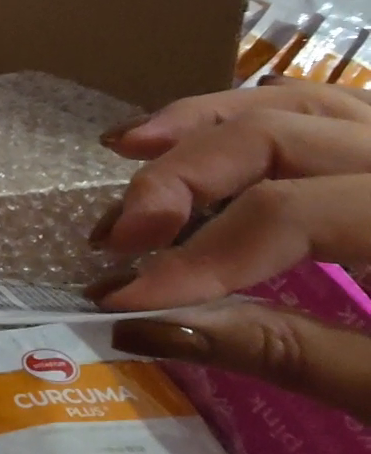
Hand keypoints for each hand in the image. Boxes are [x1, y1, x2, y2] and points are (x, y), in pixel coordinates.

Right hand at [93, 79, 370, 421]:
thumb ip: (285, 352)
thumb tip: (137, 325)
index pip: (289, 216)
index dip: (195, 258)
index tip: (120, 297)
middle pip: (280, 133)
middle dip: (180, 178)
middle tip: (116, 232)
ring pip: (301, 101)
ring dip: (199, 122)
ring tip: (124, 146)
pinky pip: (336, 106)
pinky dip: (256, 112)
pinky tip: (206, 133)